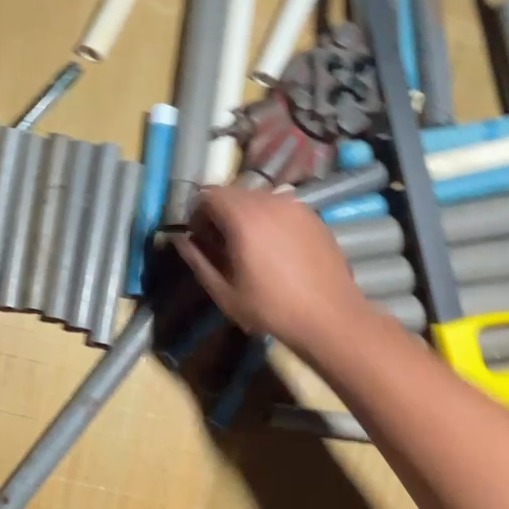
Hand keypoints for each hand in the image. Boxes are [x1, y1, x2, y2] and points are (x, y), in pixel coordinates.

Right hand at [172, 187, 365, 350]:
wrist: (328, 316)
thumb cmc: (270, 309)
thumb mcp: (224, 293)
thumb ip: (198, 261)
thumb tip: (180, 241)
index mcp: (244, 218)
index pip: (209, 194)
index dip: (197, 213)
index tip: (197, 237)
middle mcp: (270, 202)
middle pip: (234, 193)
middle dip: (220, 213)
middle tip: (219, 244)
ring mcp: (296, 206)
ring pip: (258, 198)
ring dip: (244, 215)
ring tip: (247, 247)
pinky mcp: (313, 216)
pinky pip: (281, 207)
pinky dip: (268, 219)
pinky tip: (273, 249)